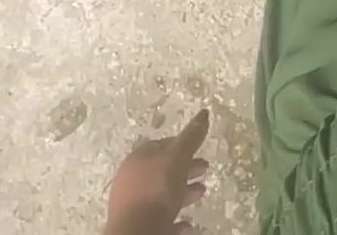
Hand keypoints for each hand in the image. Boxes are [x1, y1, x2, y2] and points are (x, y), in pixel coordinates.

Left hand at [104, 109, 210, 234]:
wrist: (136, 234)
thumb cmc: (157, 190)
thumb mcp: (178, 157)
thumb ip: (191, 137)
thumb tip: (204, 113)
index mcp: (138, 158)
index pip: (163, 145)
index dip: (183, 145)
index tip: (200, 149)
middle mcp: (131, 179)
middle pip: (163, 169)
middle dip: (186, 169)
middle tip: (205, 169)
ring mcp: (132, 204)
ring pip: (162, 194)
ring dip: (183, 193)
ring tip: (201, 193)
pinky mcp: (136, 225)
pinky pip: (159, 218)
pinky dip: (175, 218)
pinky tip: (187, 224)